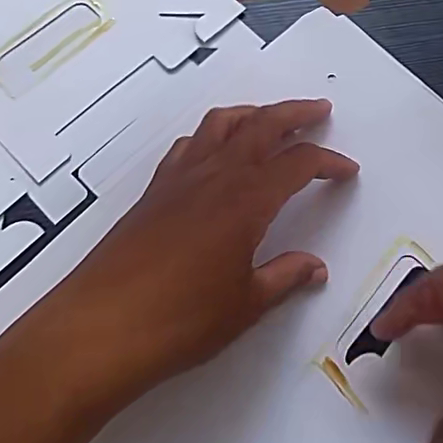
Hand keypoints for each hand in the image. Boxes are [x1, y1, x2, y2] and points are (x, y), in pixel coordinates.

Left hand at [0, 100, 358, 430]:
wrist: (96, 332)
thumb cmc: (178, 321)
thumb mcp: (246, 304)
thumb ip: (285, 277)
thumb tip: (313, 268)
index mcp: (246, 200)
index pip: (298, 164)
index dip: (328, 162)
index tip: (346, 170)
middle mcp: (214, 178)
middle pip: (262, 126)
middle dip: (296, 114)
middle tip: (319, 110)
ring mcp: (179, 181)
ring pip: (221, 125)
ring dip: (252, 114)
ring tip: (271, 118)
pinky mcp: (152, 194)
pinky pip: (189, 146)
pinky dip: (211, 136)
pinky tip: (215, 153)